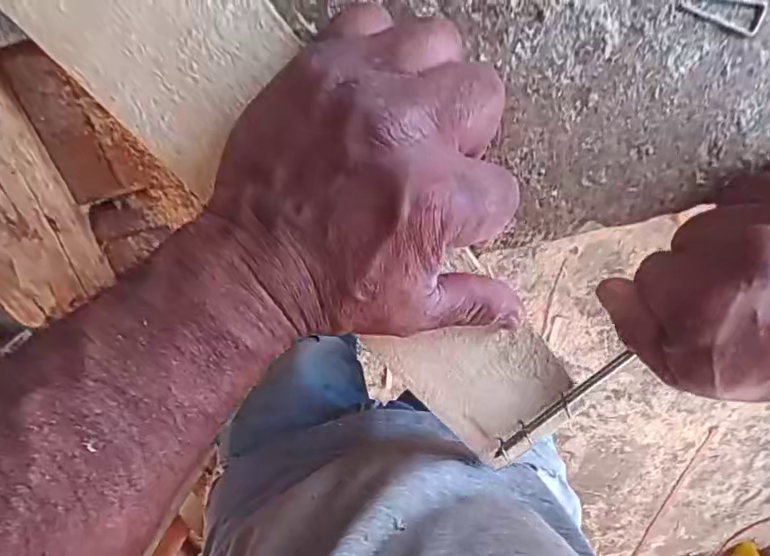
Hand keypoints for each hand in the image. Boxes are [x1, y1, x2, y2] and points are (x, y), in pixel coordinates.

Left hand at [202, 4, 520, 337]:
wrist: (254, 268)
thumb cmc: (329, 291)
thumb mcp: (407, 310)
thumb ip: (468, 302)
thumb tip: (515, 311)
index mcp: (436, 201)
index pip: (501, 191)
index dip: (477, 214)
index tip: (448, 222)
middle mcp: (409, 133)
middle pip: (484, 98)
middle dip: (467, 139)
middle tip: (428, 166)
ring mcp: (364, 91)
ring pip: (440, 47)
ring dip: (430, 85)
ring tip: (403, 123)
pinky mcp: (322, 67)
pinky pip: (374, 21)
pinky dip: (377, 51)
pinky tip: (367, 95)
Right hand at [597, 137, 769, 402]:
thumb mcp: (687, 373)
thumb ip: (637, 331)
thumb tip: (611, 288)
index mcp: (701, 297)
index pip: (651, 270)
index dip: (671, 292)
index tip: (699, 307)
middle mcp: (749, 245)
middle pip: (692, 230)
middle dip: (707, 257)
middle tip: (740, 285)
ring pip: (737, 194)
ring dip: (747, 220)